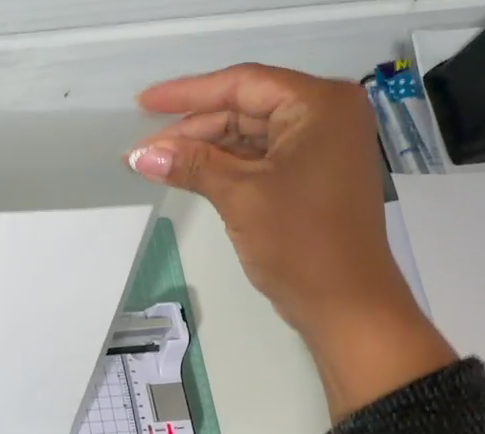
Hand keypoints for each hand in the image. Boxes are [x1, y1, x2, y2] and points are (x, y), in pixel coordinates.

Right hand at [129, 64, 451, 417]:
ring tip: (156, 161)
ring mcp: (319, 147)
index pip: (243, 84)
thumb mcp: (241, 196)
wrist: (343, 297)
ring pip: (249, 135)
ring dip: (204, 148)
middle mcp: (324, 115)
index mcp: (318, 104)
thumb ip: (191, 166)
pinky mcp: (309, 177)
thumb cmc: (300, 241)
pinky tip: (189, 173)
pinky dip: (223, 165)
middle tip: (143, 145)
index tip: (144, 103)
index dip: (189, 93)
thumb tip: (141, 154)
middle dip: (193, 126)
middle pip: (246, 108)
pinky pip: (259, 159)